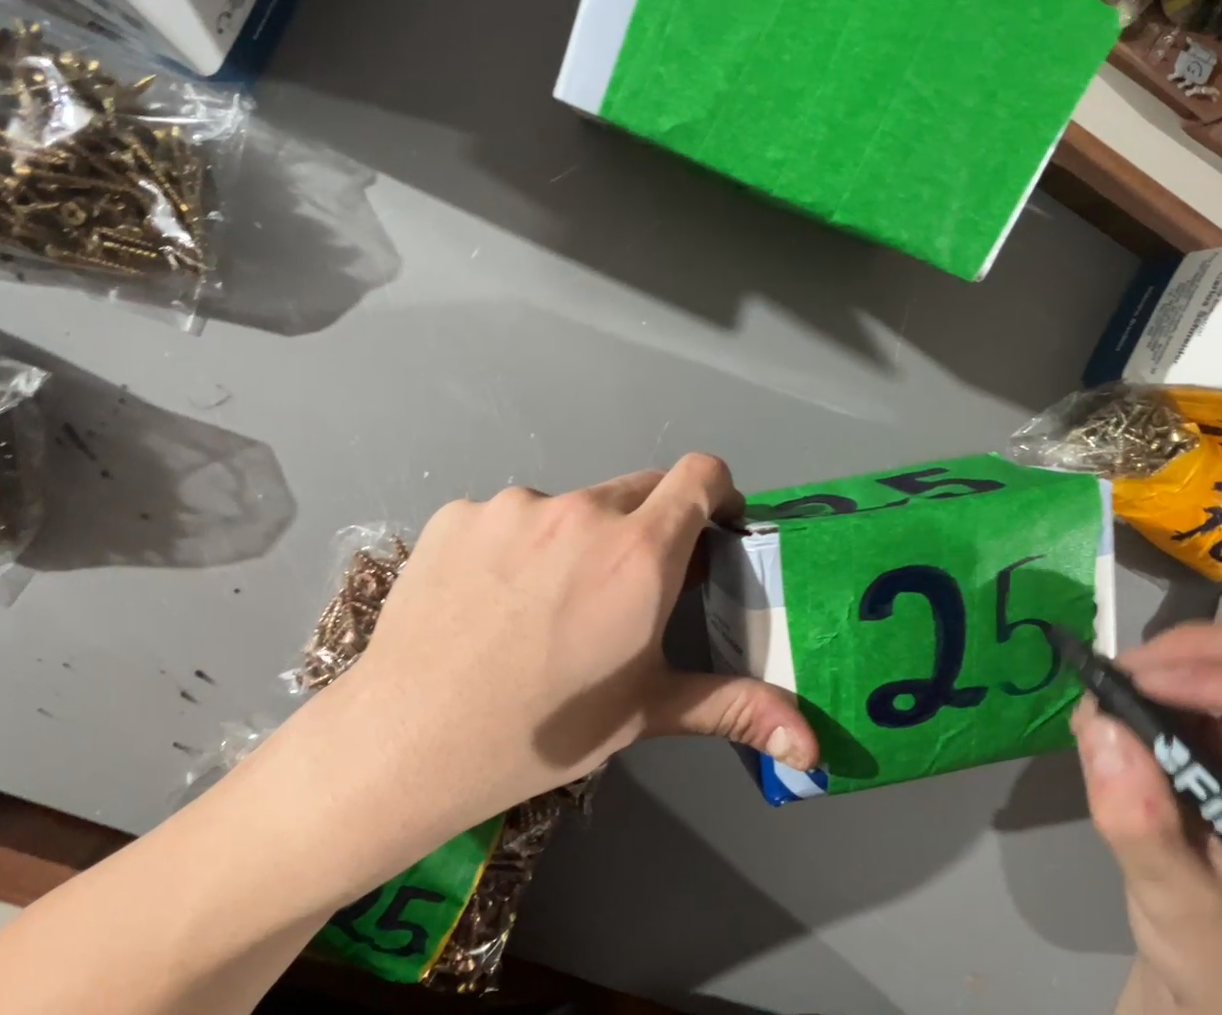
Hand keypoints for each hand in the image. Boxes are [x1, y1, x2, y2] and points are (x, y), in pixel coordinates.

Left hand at [246, 454, 819, 907]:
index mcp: (638, 551)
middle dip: (645, 530)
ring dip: (574, 540)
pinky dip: (512, 546)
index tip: (707, 534)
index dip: (714, 494)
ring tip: (542, 608)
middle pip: (636, 491)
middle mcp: (579, 510)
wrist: (408, 740)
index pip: (700, 473)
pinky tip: (487, 602)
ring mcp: (510, 506)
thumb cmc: (544, 731)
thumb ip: (734, 709)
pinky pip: (505, 518)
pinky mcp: (455, 514)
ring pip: (567, 508)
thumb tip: (813, 748)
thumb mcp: (644, 711)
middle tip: (621, 594)